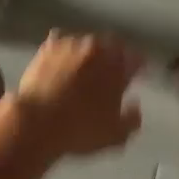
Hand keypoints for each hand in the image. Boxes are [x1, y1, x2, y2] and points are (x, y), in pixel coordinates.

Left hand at [12, 30, 144, 157]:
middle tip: (111, 69)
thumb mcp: (115, 135)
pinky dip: (66, 51)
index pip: (135, 57)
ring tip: (85, 68)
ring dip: (89, 52)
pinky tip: (63, 62)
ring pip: (86, 42)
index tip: (139, 69)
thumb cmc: (81, 130)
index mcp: (116, 68)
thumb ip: (131, 118)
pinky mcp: (49, 45)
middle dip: (114, 55)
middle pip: (111, 45)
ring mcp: (72, 43)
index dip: (138, 63)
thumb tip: (135, 104)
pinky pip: (62, 42)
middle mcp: (96, 49)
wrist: (38, 120)